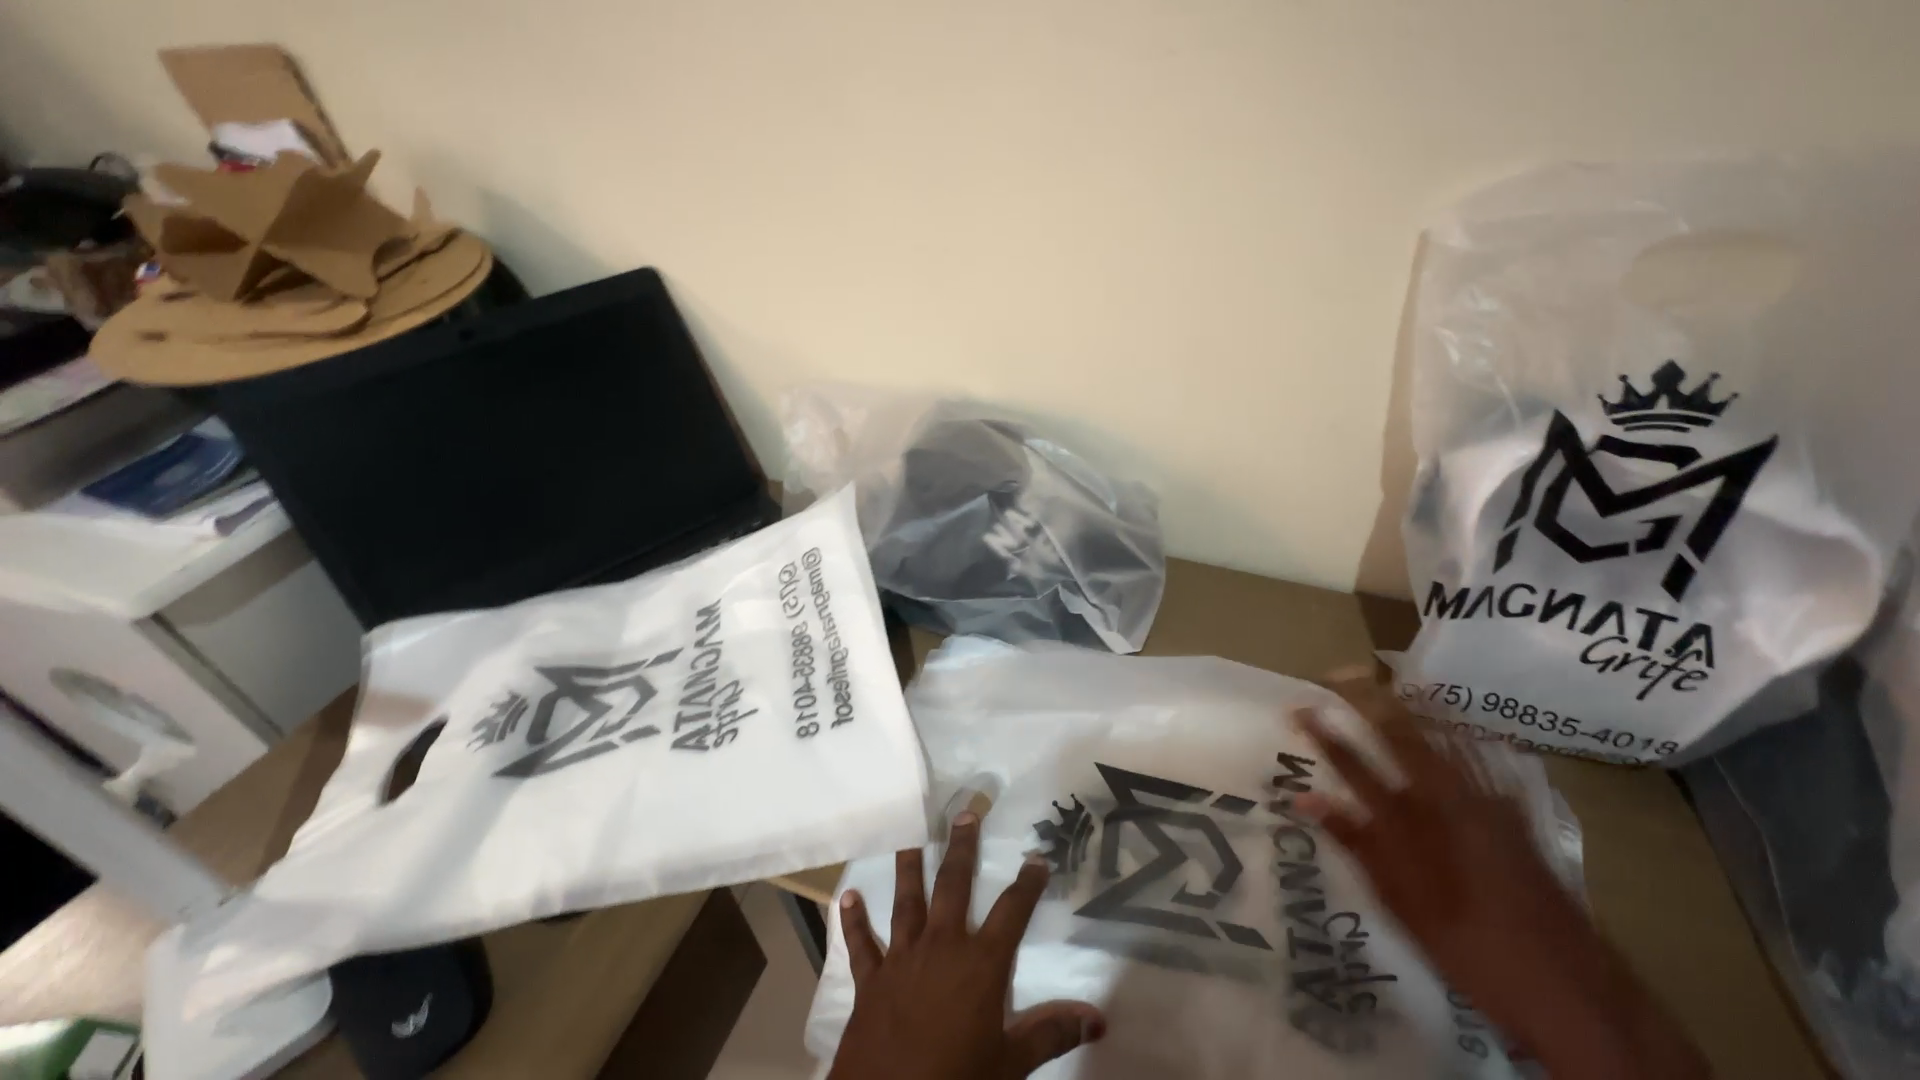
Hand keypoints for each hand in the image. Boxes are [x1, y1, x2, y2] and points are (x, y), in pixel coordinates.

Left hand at [826, 812, 1105, 1079]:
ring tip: (909, 836)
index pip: (1012, 912)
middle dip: (961, 849)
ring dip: (908, 867)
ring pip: (907, 901)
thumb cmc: (956, 1078)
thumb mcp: (1011, 1063)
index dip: (1027, 884)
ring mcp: (903, 958)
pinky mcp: (871, 978)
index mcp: (981, 964)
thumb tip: (1097, 1019)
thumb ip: (1051, 1034)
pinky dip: (854, 920)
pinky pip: (862, 943)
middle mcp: (942, 947)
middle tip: (964, 812)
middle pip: (954, 887)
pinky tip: (848, 896)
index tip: (1037, 858)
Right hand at [1293, 670, 1710, 1079]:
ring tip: (1392, 682)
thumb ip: (1355, 843)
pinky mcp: (1515, 814)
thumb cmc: (1470, 949)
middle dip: (1370, 699)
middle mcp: (1451, 800)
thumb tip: (1304, 799)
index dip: (1323, 731)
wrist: (1571, 986)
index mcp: (1414, 822)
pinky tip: (1455, 726)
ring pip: (1446, 736)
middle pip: (1404, 734)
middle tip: (1343, 673)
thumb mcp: (1400, 904)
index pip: (1355, 763)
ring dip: (1414, 706)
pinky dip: (1456, 731)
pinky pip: (1478, 754)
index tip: (1298, 705)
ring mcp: (1489, 802)